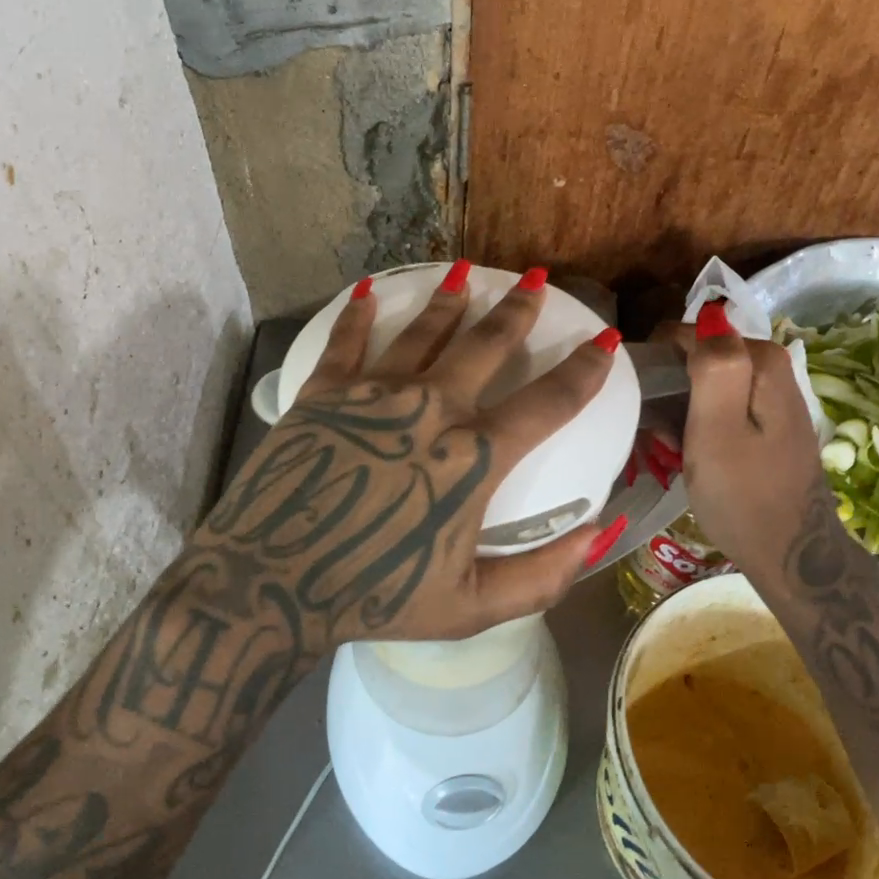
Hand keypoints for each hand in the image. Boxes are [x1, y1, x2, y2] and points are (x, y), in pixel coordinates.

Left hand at [194, 264, 623, 646]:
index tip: (606, 340)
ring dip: (449, 300)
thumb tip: (600, 534)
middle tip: (539, 279)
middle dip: (518, 309)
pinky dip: (359, 313)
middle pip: (485, 345)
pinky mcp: (324, 392)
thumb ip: (542, 575)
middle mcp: (431, 408)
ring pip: (422, 332)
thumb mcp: (472, 607)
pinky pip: (347, 341)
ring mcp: (374, 394)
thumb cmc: (376, 597)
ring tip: (466, 271)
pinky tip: (368, 290)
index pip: (548, 402)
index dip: (585, 370)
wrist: (272, 581)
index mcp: (475, 456)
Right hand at [675, 303, 835, 563]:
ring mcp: (770, 398)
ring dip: (676, 413)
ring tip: (668, 451)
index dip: (657, 364)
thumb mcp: (717, 428)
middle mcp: (771, 369)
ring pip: (703, 386)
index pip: (688, 333)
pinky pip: (718, 409)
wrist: (788, 555)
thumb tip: (708, 313)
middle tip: (657, 439)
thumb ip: (714, 366)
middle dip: (666, 391)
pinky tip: (688, 456)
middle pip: (696, 358)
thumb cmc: (743, 493)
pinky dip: (695, 427)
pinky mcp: (766, 424)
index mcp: (761, 361)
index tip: (643, 406)